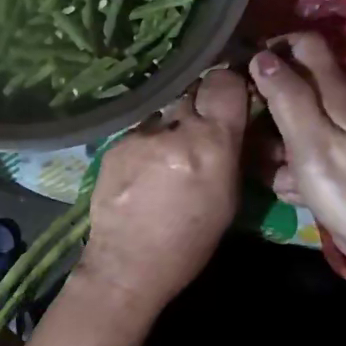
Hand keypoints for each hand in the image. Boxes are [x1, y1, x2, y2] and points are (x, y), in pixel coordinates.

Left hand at [78, 67, 252, 309]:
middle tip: (201, 125)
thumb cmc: (189, 242)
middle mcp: (173, 130)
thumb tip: (230, 124)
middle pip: (192, 93)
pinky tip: (144, 166)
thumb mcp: (227, 198)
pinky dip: (146, 141)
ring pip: (163, 112)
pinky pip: (139, 131)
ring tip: (169, 152)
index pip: (224, 84)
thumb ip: (229, 152)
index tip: (231, 93)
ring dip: (171, 124)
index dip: (229, 84)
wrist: (127, 261)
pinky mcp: (113, 144)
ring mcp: (138, 135)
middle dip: (200, 104)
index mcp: (211, 144)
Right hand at [249, 33, 345, 288]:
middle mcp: (341, 107)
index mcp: (337, 93)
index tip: (237, 68)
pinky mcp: (339, 165)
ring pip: (292, 125)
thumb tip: (261, 55)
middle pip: (293, 86)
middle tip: (241, 127)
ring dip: (273, 144)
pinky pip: (303, 155)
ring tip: (266, 169)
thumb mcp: (312, 141)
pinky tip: (292, 191)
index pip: (304, 44)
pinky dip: (291, 169)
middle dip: (264, 103)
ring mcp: (342, 137)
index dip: (270, 47)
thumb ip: (286, 97)